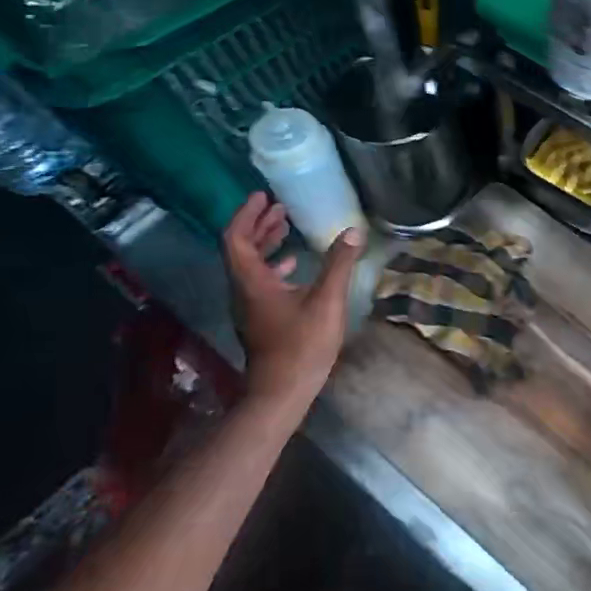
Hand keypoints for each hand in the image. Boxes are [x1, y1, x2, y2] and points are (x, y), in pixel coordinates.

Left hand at [222, 192, 363, 406]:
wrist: (281, 394)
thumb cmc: (301, 346)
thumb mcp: (326, 301)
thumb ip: (338, 264)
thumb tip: (353, 231)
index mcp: (251, 282)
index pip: (237, 238)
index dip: (247, 214)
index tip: (264, 196)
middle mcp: (243, 291)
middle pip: (240, 249)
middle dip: (258, 225)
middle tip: (279, 207)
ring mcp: (249, 307)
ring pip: (249, 265)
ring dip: (265, 243)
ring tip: (285, 227)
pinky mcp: (258, 319)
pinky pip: (258, 281)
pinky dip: (271, 264)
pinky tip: (292, 265)